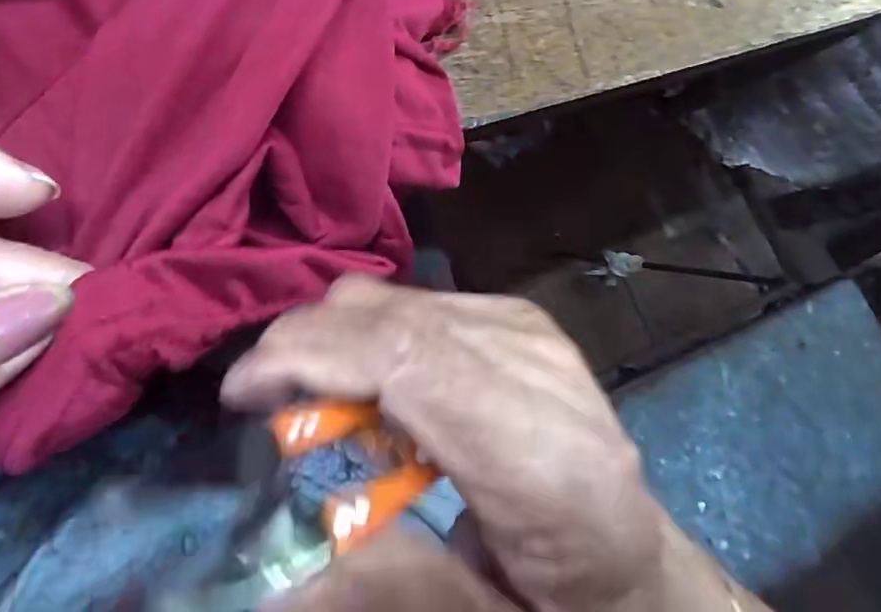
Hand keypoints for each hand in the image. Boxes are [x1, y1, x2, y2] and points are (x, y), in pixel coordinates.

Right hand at [221, 277, 761, 611]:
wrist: (637, 557)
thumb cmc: (566, 601)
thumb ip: (388, 588)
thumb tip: (275, 584)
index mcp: (539, 454)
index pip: (409, 359)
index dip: (314, 354)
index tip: (243, 388)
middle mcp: (538, 367)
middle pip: (399, 316)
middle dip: (309, 339)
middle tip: (257, 392)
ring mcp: (531, 331)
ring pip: (405, 298)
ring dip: (338, 333)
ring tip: (306, 391)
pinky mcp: (521, 318)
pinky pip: (424, 303)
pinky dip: (374, 331)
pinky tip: (366, 380)